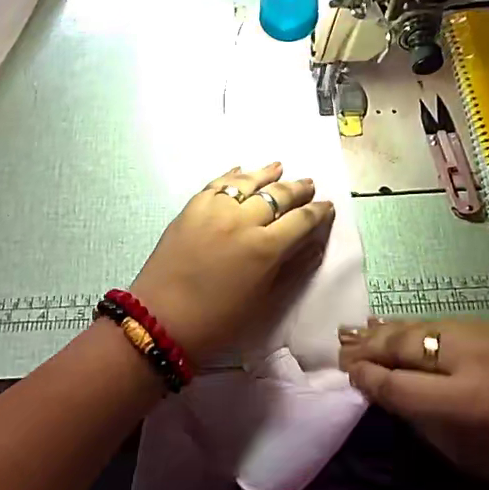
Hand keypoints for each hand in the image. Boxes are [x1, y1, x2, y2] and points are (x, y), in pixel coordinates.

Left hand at [129, 163, 335, 362]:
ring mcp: (215, 210)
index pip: (301, 220)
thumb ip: (290, 269)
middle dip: (297, 189)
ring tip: (279, 168)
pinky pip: (217, 184)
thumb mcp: (263, 301)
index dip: (318, 212)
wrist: (161, 321)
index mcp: (266, 247)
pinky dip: (233, 175)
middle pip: (278, 196)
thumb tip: (314, 246)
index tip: (327, 207)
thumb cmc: (218, 322)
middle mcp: (243, 221)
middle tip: (309, 184)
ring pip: (247, 183)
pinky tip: (241, 171)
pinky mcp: (192, 209)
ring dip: (267, 174)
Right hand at [338, 318, 488, 489]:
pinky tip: (391, 326)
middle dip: (369, 347)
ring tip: (353, 330)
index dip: (367, 377)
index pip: (398, 383)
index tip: (344, 372)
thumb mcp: (460, 453)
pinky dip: (413, 328)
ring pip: (421, 327)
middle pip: (406, 345)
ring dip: (386, 331)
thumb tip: (376, 386)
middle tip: (339, 347)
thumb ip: (415, 415)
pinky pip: (440, 325)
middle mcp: (473, 358)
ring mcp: (486, 335)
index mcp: (467, 402)